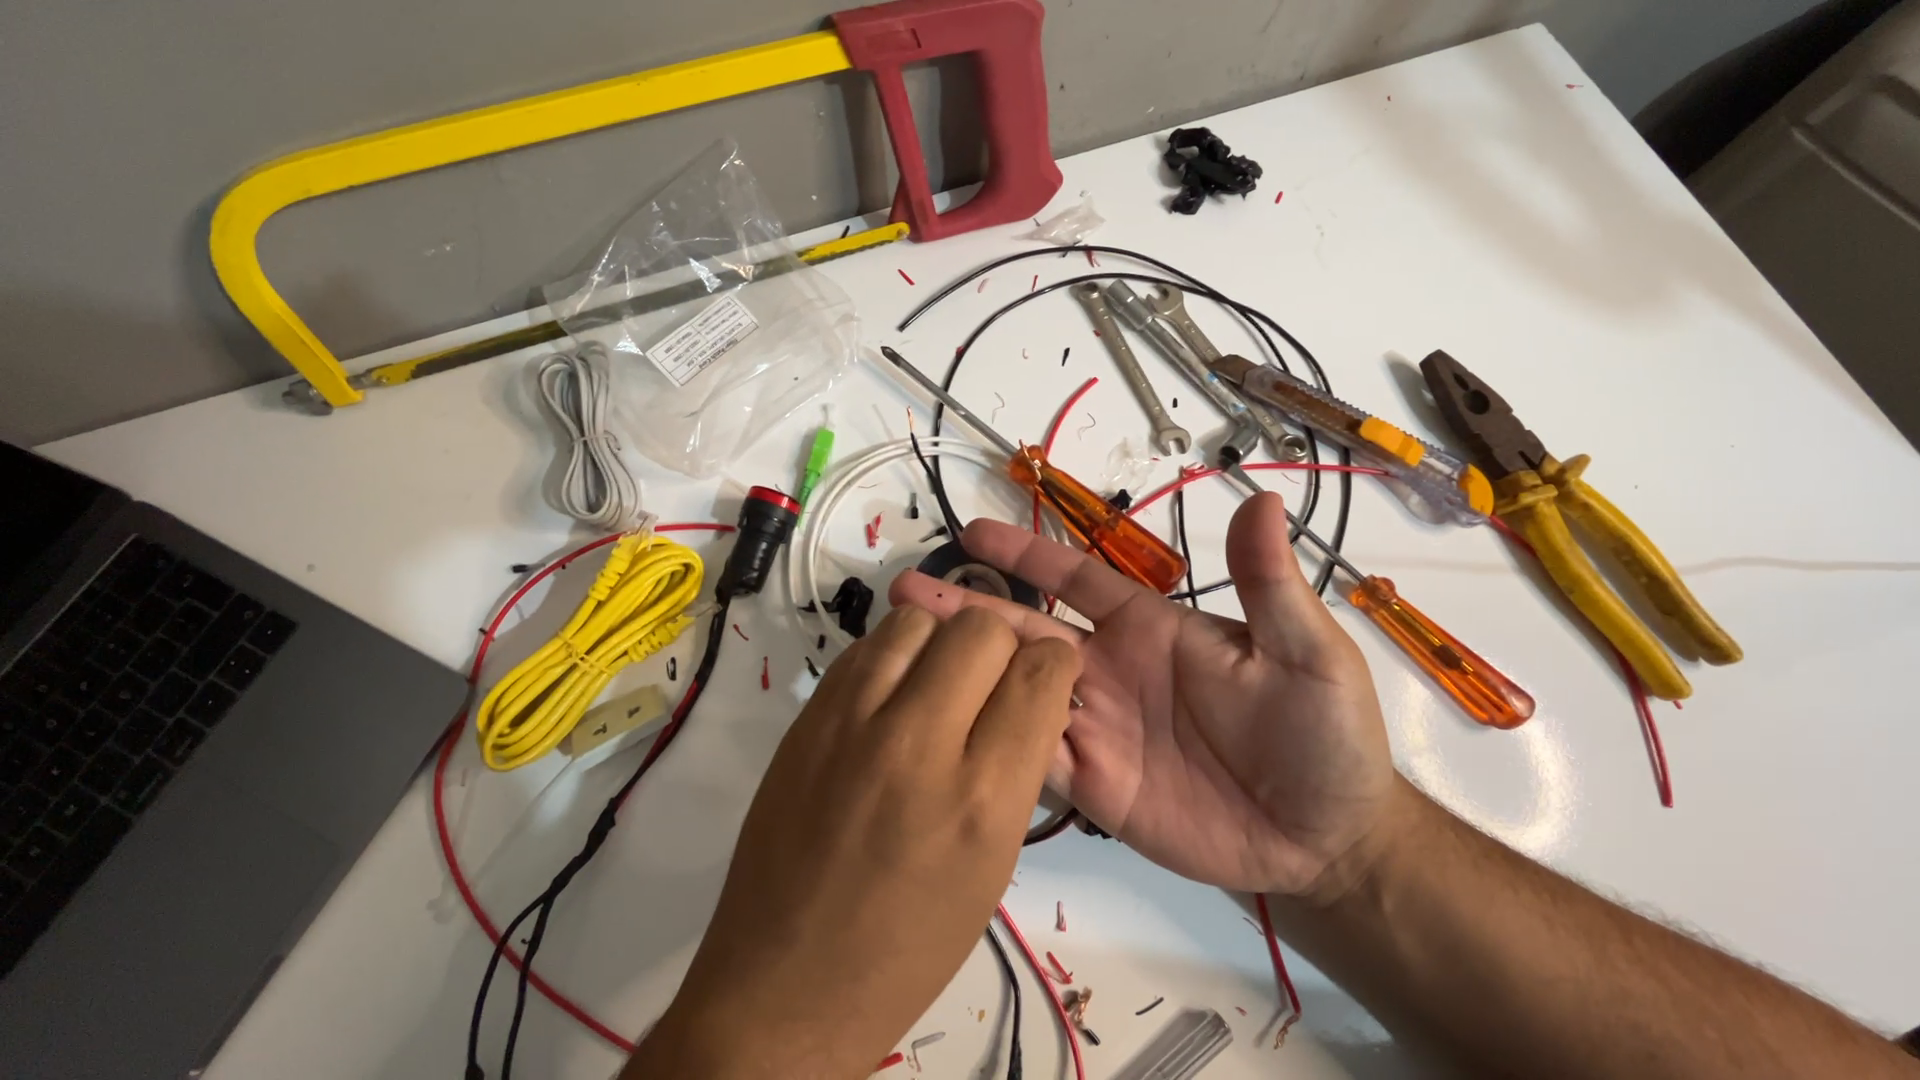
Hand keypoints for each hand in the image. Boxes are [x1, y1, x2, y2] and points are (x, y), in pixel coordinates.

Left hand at [625, 605, 1079, 1079]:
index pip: (1041, 675)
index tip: (1046, 678)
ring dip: (942, 642)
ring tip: (938, 683)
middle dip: (1003, 647)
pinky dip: (892, 656)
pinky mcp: (807, 718)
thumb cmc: (908, 944)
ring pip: (919, 620)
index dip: (1055, 666)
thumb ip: (1015, 768)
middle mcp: (919, 742)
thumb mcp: (992, 864)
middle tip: (992, 683)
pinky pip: (865, 648)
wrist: (789, 980)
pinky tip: (892, 695)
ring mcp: (851, 723)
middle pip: (982, 630)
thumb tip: (1027, 697)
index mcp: (982, 796)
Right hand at [890, 492, 1399, 901]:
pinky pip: (1028, 758)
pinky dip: (986, 740)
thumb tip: (1257, 500)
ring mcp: (1095, 730)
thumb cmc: (1323, 734)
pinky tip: (941, 727)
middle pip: (1023, 634)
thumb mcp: (1303, 651)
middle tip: (904, 590)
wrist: (1325, 838)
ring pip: (1012, 692)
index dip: (1026, 555)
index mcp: (1149, 629)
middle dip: (965, 611)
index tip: (972, 531)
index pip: (1074, 580)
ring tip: (900, 653)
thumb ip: (1266, 585)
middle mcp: (1109, 671)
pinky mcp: (1092, 788)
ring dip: (962, 672)